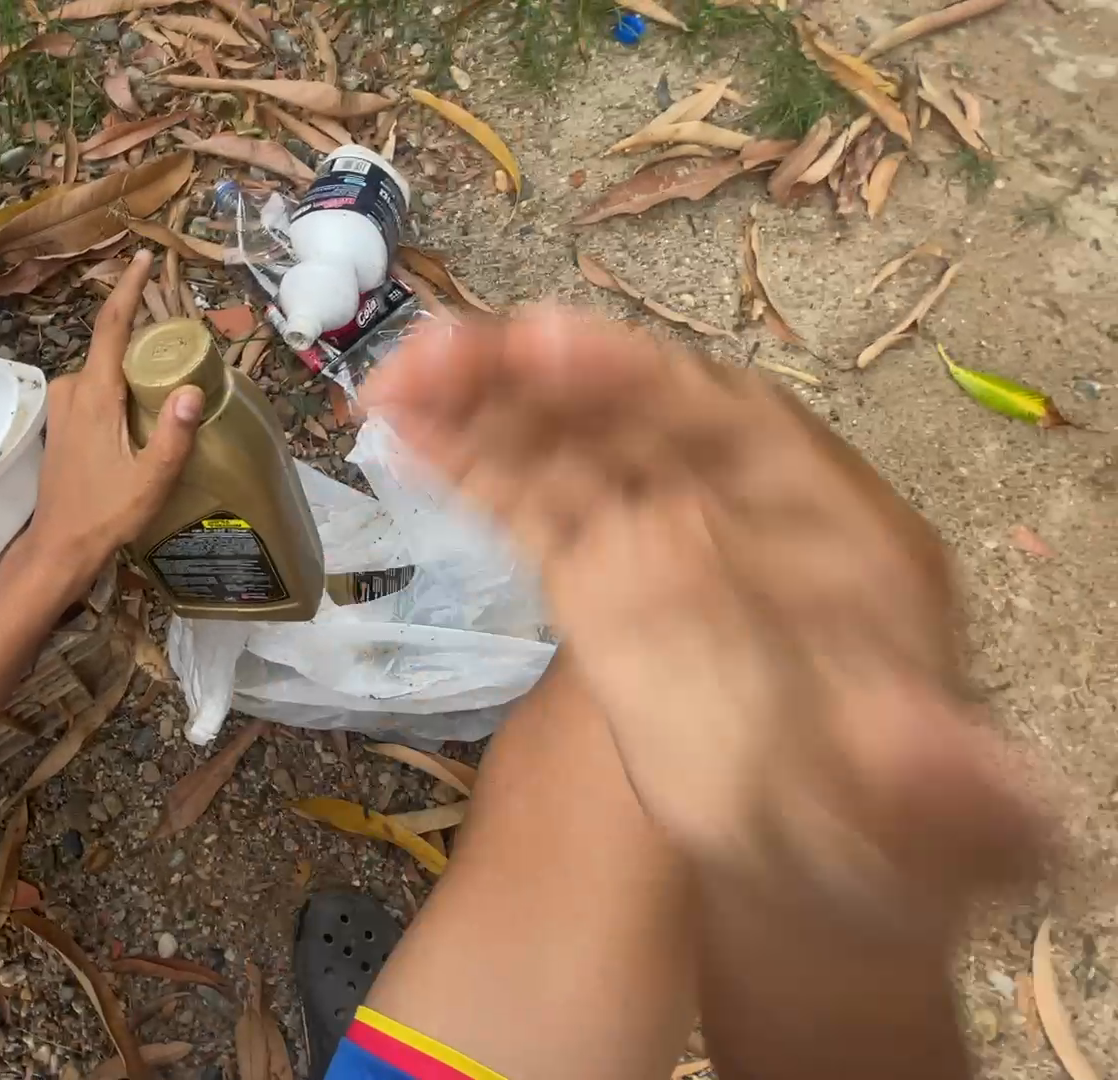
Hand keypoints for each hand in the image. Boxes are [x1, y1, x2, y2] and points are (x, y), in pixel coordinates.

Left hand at [22, 250, 202, 579]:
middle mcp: (72, 390)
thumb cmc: (106, 513)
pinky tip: (141, 408)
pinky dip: (119, 385)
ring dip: (132, 367)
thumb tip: (194, 390)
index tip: (143, 256)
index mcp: (94, 395)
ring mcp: (63, 406)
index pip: (112, 325)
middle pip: (111, 345)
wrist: (61, 545)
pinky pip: (94, 387)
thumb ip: (174, 436)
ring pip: (103, 369)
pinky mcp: (62, 423)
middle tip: (183, 348)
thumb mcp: (151, 480)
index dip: (129, 287)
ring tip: (169, 384)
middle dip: (144, 337)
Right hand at [364, 309, 1044, 925]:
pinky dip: (460, 468)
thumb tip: (945, 769)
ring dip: (468, 411)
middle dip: (519, 378)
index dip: (630, 379)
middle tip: (428, 353)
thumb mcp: (919, 821)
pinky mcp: (581, 566)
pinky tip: (404, 438)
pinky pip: (516, 503)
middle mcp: (723, 505)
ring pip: (550, 449)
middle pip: (614, 415)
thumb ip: (932, 794)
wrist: (800, 837)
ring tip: (389, 387)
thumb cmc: (864, 818)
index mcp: (819, 526)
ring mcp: (641, 532)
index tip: (541, 348)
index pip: (722, 423)